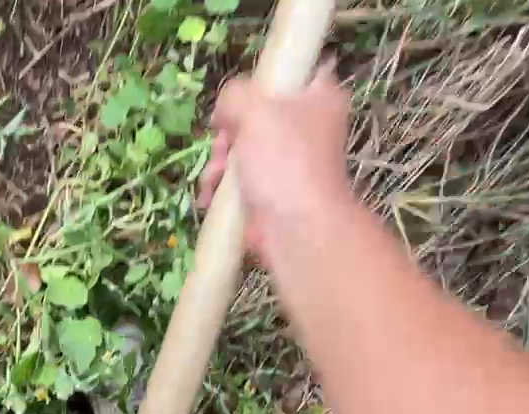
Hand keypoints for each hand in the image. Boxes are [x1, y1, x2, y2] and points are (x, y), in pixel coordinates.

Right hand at [196, 62, 353, 261]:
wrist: (294, 225)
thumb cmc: (284, 160)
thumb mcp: (256, 111)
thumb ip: (236, 95)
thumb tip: (224, 106)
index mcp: (318, 97)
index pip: (294, 74)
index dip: (263, 82)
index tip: (240, 98)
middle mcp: (307, 127)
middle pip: (256, 116)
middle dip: (227, 134)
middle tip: (222, 146)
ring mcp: (288, 162)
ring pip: (242, 151)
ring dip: (218, 165)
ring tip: (212, 180)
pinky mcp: (270, 192)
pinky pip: (239, 181)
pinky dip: (221, 189)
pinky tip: (210, 197)